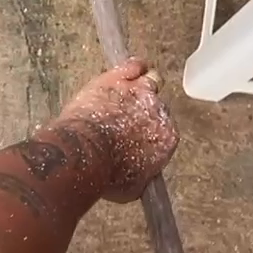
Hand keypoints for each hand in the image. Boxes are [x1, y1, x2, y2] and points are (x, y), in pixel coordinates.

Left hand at [54, 57, 177, 201]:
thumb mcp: (133, 187)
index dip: (148, 130)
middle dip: (142, 110)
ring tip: (126, 92)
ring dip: (140, 86)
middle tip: (123, 117)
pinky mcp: (118, 78)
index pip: (164, 129)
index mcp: (167, 137)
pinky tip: (127, 71)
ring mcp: (139, 91)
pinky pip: (134, 65)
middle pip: (156, 104)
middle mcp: (159, 111)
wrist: (86, 153)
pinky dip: (133, 67)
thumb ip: (144, 173)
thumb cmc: (107, 173)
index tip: (137, 133)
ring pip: (150, 80)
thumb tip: (142, 174)